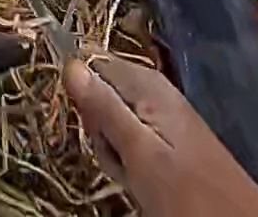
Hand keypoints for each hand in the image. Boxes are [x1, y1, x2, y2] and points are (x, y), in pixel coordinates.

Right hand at [66, 56, 257, 216]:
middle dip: (100, 129)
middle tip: (121, 159)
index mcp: (145, 82)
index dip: (84, 96)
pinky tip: (142, 181)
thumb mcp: (139, 152)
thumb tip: (69, 64)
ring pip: (112, 120)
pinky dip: (130, 160)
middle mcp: (151, 89)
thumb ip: (104, 108)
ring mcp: (160, 113)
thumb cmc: (188, 193)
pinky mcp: (166, 137)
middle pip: (100, 94)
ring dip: (114, 150)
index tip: (92, 127)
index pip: (91, 64)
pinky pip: (130, 138)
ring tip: (134, 175)